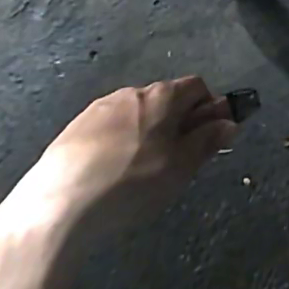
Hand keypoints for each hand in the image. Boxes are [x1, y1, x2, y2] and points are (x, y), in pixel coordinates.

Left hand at [0, 78, 237, 251]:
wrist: (60, 202)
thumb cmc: (132, 183)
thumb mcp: (180, 168)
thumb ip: (206, 141)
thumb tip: (227, 121)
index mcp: (161, 96)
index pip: (197, 86)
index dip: (209, 110)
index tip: (208, 140)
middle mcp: (130, 92)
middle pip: (166, 99)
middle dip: (178, 124)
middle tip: (178, 164)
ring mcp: (98, 108)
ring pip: (137, 114)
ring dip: (149, 133)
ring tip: (142, 175)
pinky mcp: (75, 128)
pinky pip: (110, 127)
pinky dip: (120, 143)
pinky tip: (112, 175)